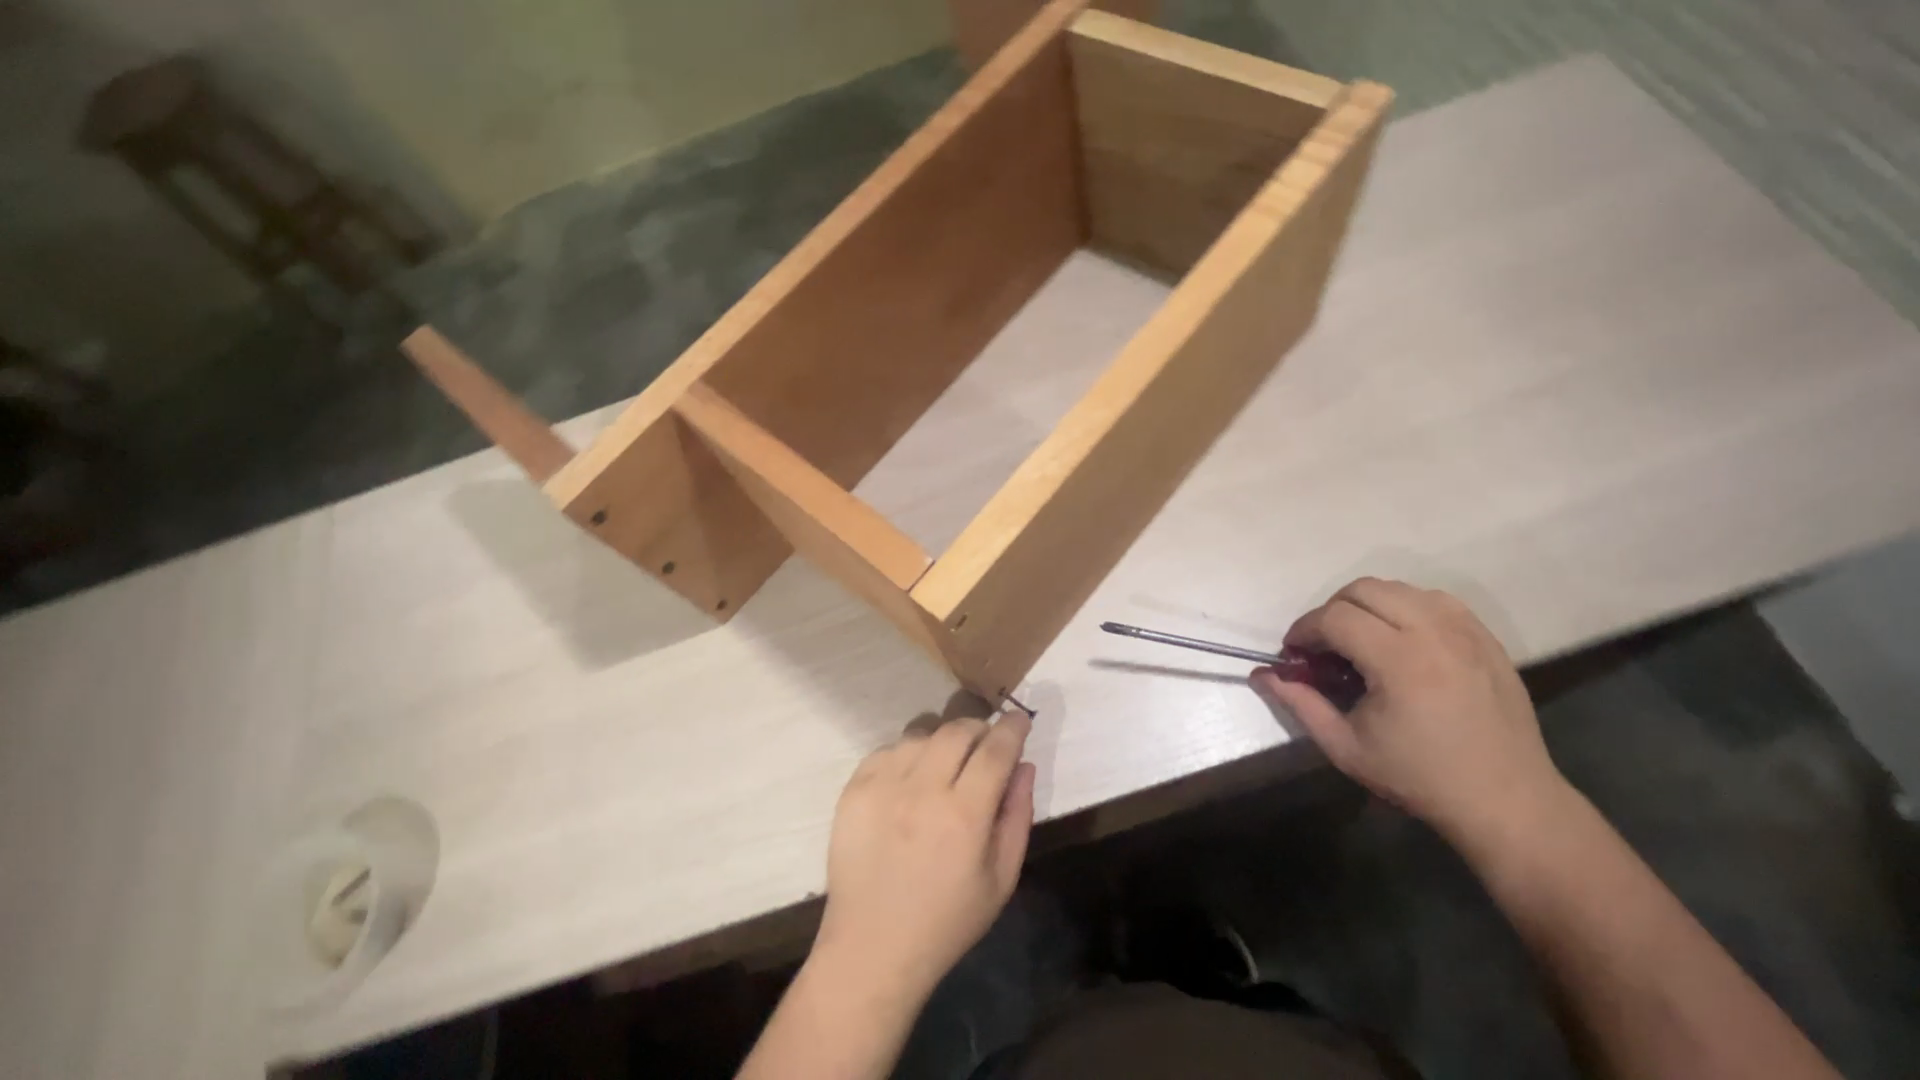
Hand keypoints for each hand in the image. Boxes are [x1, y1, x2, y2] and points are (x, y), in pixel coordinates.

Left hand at [812, 709, 1036, 1005]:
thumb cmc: (948, 920)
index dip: (1012, 728)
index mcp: (965, 815)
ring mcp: (882, 787)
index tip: (1020, 719)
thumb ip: (1017, 816)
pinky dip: (906, 754)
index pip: (995, 750)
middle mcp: (923, 790)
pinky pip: (886, 750)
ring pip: (920, 735)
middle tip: (986, 741)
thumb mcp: (1001, 878)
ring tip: (947, 763)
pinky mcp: (853, 791)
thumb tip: (1024, 765)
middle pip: (957, 731)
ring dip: (942, 740)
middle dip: (979, 728)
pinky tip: (911, 777)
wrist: (874, 946)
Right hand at [1251, 578, 1564, 838]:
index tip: (1294, 655)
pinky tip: (1402, 641)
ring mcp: (1466, 631)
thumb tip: (1263, 675)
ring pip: (1400, 588)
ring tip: (1362, 642)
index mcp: (1399, 661)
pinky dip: (1407, 608)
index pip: (1335, 618)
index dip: (1304, 630)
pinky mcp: (1486, 637)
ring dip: (1369, 606)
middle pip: (1365, 589)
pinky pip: (1436, 600)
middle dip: (1331, 611)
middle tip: (1324, 647)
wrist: (1504, 798)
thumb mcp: (1347, 748)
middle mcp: (1434, 633)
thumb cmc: (1419, 778)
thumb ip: (1301, 704)